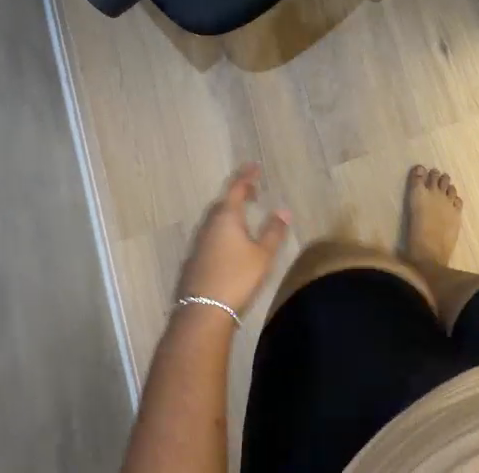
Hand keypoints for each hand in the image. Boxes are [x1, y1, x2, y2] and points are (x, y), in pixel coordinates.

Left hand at [176, 163, 290, 313]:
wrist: (202, 312)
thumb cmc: (236, 278)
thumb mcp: (263, 256)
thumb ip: (274, 231)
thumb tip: (284, 210)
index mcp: (226, 217)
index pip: (236, 188)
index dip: (246, 176)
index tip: (255, 166)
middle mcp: (209, 225)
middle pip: (223, 202)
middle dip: (238, 193)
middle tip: (253, 192)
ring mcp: (198, 242)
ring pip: (214, 219)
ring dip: (228, 212)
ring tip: (243, 215)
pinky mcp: (194, 259)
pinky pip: (210, 234)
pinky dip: (222, 228)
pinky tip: (230, 242)